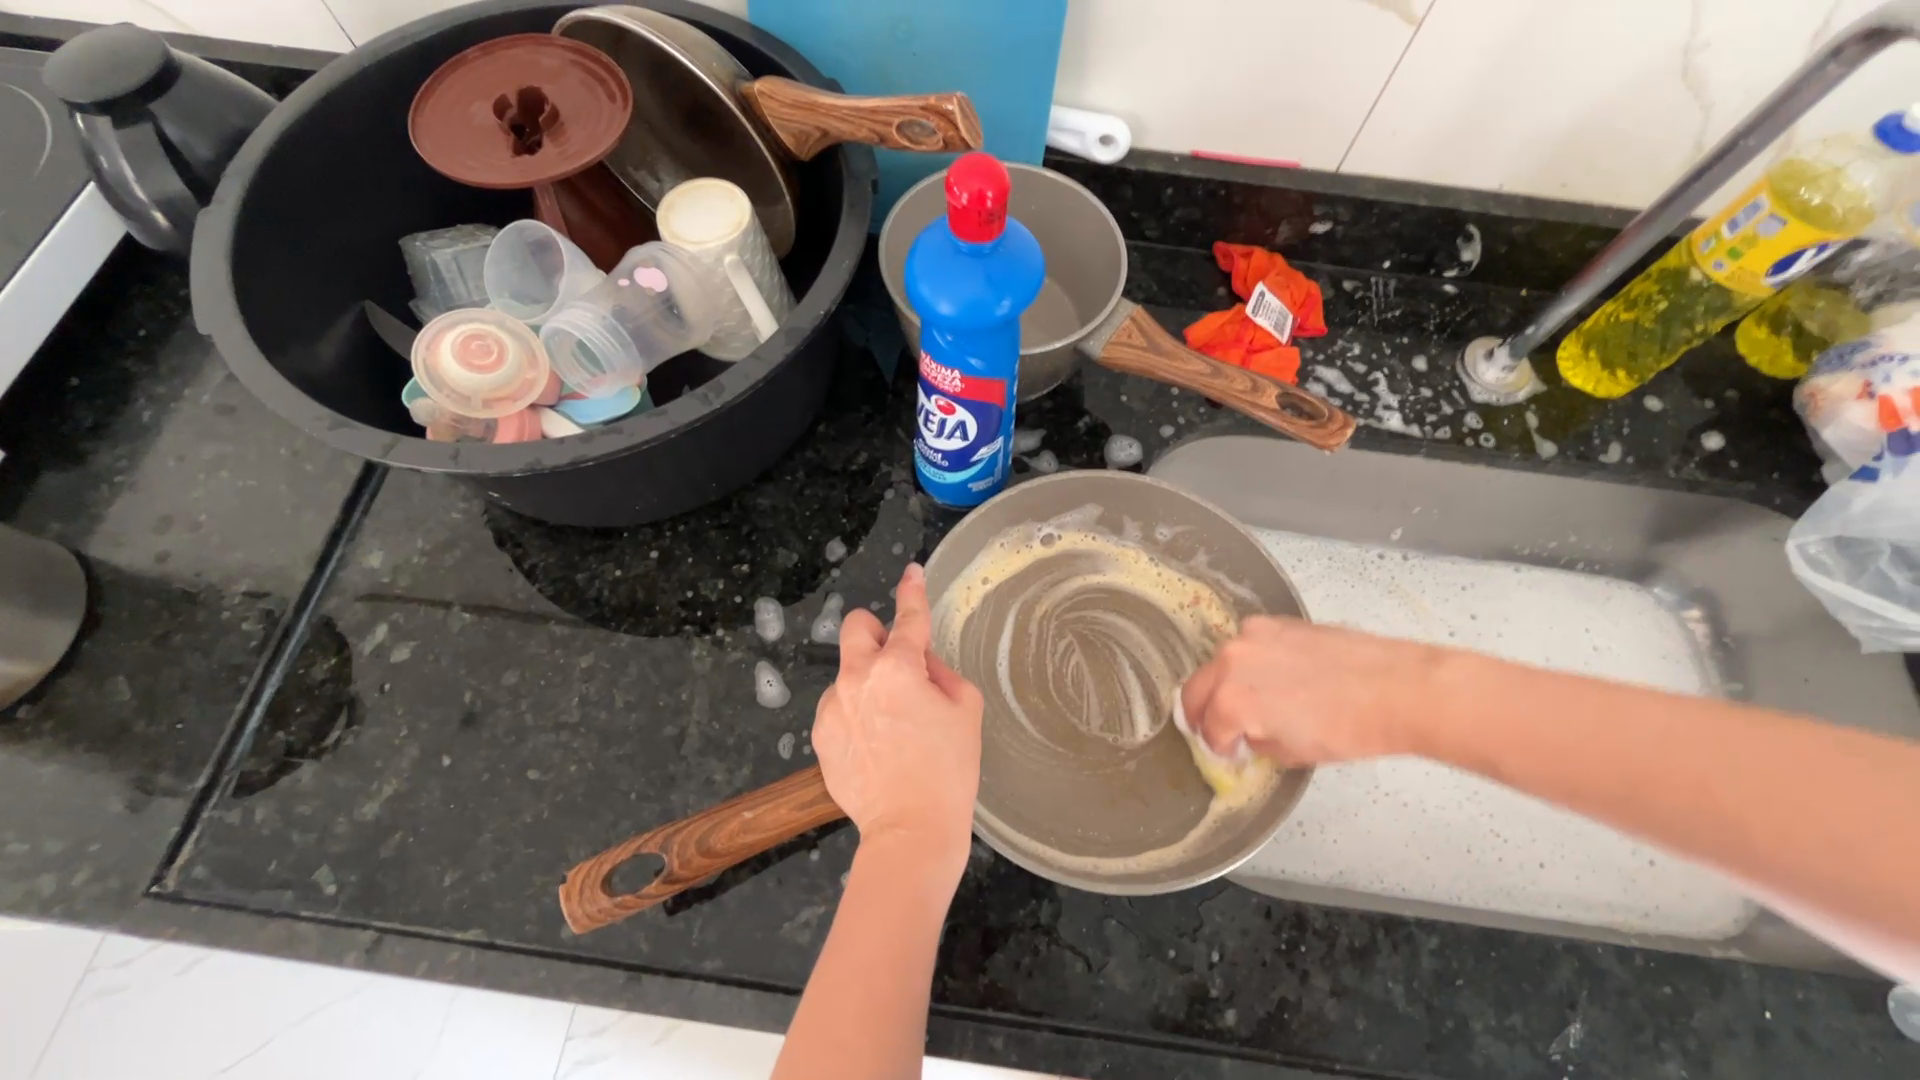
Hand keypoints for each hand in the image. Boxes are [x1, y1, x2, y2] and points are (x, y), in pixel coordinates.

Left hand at [812, 563, 983, 876]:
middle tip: (899, 662)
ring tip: (893, 725)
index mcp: (898, 667)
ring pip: (847, 673)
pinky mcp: (821, 736)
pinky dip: (856, 713)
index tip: (911, 573)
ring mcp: (832, 708)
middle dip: (876, 632)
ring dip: (868, 682)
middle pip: (855, 628)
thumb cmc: (949, 769)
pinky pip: (838, 707)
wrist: (911, 830)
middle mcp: (856, 678)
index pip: (908, 617)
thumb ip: (942, 672)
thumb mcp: (966, 710)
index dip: (912, 591)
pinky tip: (876, 745)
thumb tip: (921, 662)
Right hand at [1180, 617, 1434, 766]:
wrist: (1398, 689)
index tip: (1230, 752)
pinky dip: (1248, 664)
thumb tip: (1248, 738)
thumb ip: (1257, 744)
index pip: (1208, 729)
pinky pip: (1246, 646)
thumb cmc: (1351, 728)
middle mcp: (1232, 662)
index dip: (1219, 747)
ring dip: (1223, 685)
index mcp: (1232, 700)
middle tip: (1221, 730)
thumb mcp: (1294, 753)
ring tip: (1251, 703)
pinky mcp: (1275, 623)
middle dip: (1203, 714)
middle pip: (1195, 690)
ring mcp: (1252, 637)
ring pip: (1218, 665)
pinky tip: (1274, 679)